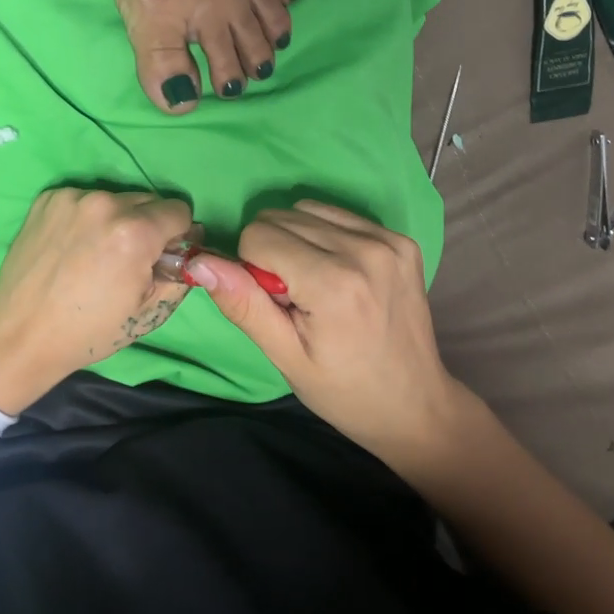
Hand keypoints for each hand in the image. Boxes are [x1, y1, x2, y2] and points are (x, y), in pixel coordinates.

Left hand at [0, 188, 192, 413]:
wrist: (21, 333)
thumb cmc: (89, 330)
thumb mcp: (150, 313)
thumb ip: (181, 273)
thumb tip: (190, 247)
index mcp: (135, 231)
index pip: (179, 210)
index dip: (177, 235)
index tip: (162, 257)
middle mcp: (104, 203)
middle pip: (148, 200)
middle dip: (147, 226)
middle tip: (128, 261)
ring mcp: (71, 198)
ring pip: (115, 199)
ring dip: (116, 220)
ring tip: (95, 255)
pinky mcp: (47, 199)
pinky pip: (84, 200)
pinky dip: (87, 218)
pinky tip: (73, 248)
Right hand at [187, 201, 463, 466]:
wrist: (415, 404)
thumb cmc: (343, 390)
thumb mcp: (285, 357)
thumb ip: (243, 304)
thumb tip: (199, 263)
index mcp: (332, 283)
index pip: (258, 235)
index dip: (253, 269)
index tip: (277, 304)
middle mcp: (364, 250)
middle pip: (280, 217)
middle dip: (273, 252)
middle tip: (297, 300)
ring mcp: (388, 241)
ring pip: (306, 209)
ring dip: (297, 240)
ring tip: (317, 286)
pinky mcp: (402, 239)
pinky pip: (337, 215)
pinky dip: (325, 236)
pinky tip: (338, 274)